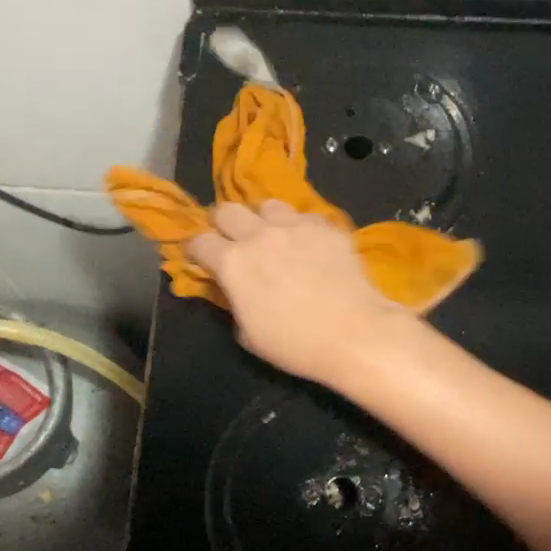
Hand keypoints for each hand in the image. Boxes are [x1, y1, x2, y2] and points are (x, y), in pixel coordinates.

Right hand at [188, 201, 411, 385]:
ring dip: (264, 219)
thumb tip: (233, 292)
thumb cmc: (296, 345)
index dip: (196, 250)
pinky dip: (301, 229)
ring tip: (274, 237)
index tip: (201, 259)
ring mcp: (296, 226)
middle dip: (224, 224)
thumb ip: (234, 305)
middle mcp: (260, 235)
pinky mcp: (327, 227)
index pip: (199, 242)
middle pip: (228, 209)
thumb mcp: (249, 335)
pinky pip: (305, 217)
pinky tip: (310, 247)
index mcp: (233, 263)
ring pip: (268, 205)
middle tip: (232, 241)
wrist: (354, 333)